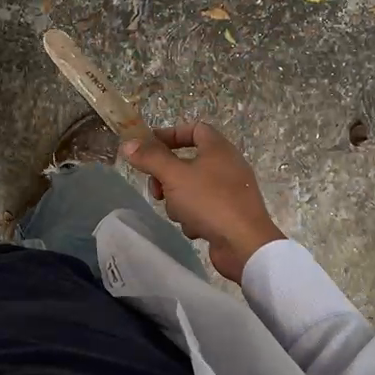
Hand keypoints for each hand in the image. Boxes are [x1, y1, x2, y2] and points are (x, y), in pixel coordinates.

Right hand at [122, 121, 285, 282]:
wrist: (246, 246)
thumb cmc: (210, 202)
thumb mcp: (174, 176)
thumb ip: (150, 158)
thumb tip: (128, 144)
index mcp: (219, 148)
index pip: (194, 129)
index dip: (170, 134)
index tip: (149, 147)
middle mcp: (227, 165)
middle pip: (188, 161)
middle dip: (168, 176)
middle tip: (156, 189)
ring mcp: (231, 191)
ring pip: (192, 187)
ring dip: (178, 200)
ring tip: (178, 213)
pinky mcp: (230, 214)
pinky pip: (203, 207)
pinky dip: (194, 216)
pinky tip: (194, 228)